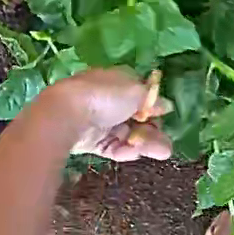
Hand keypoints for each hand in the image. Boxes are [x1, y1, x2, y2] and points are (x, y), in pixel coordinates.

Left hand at [37, 69, 173, 162]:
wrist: (67, 115)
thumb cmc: (105, 96)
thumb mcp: (136, 91)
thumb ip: (153, 99)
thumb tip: (166, 105)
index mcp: (117, 81)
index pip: (141, 95)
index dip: (154, 107)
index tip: (164, 117)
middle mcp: (108, 100)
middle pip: (136, 118)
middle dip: (153, 131)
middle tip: (166, 144)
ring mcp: (100, 121)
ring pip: (128, 135)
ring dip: (146, 143)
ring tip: (162, 152)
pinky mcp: (92, 141)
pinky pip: (113, 147)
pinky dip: (125, 150)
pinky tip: (134, 153)